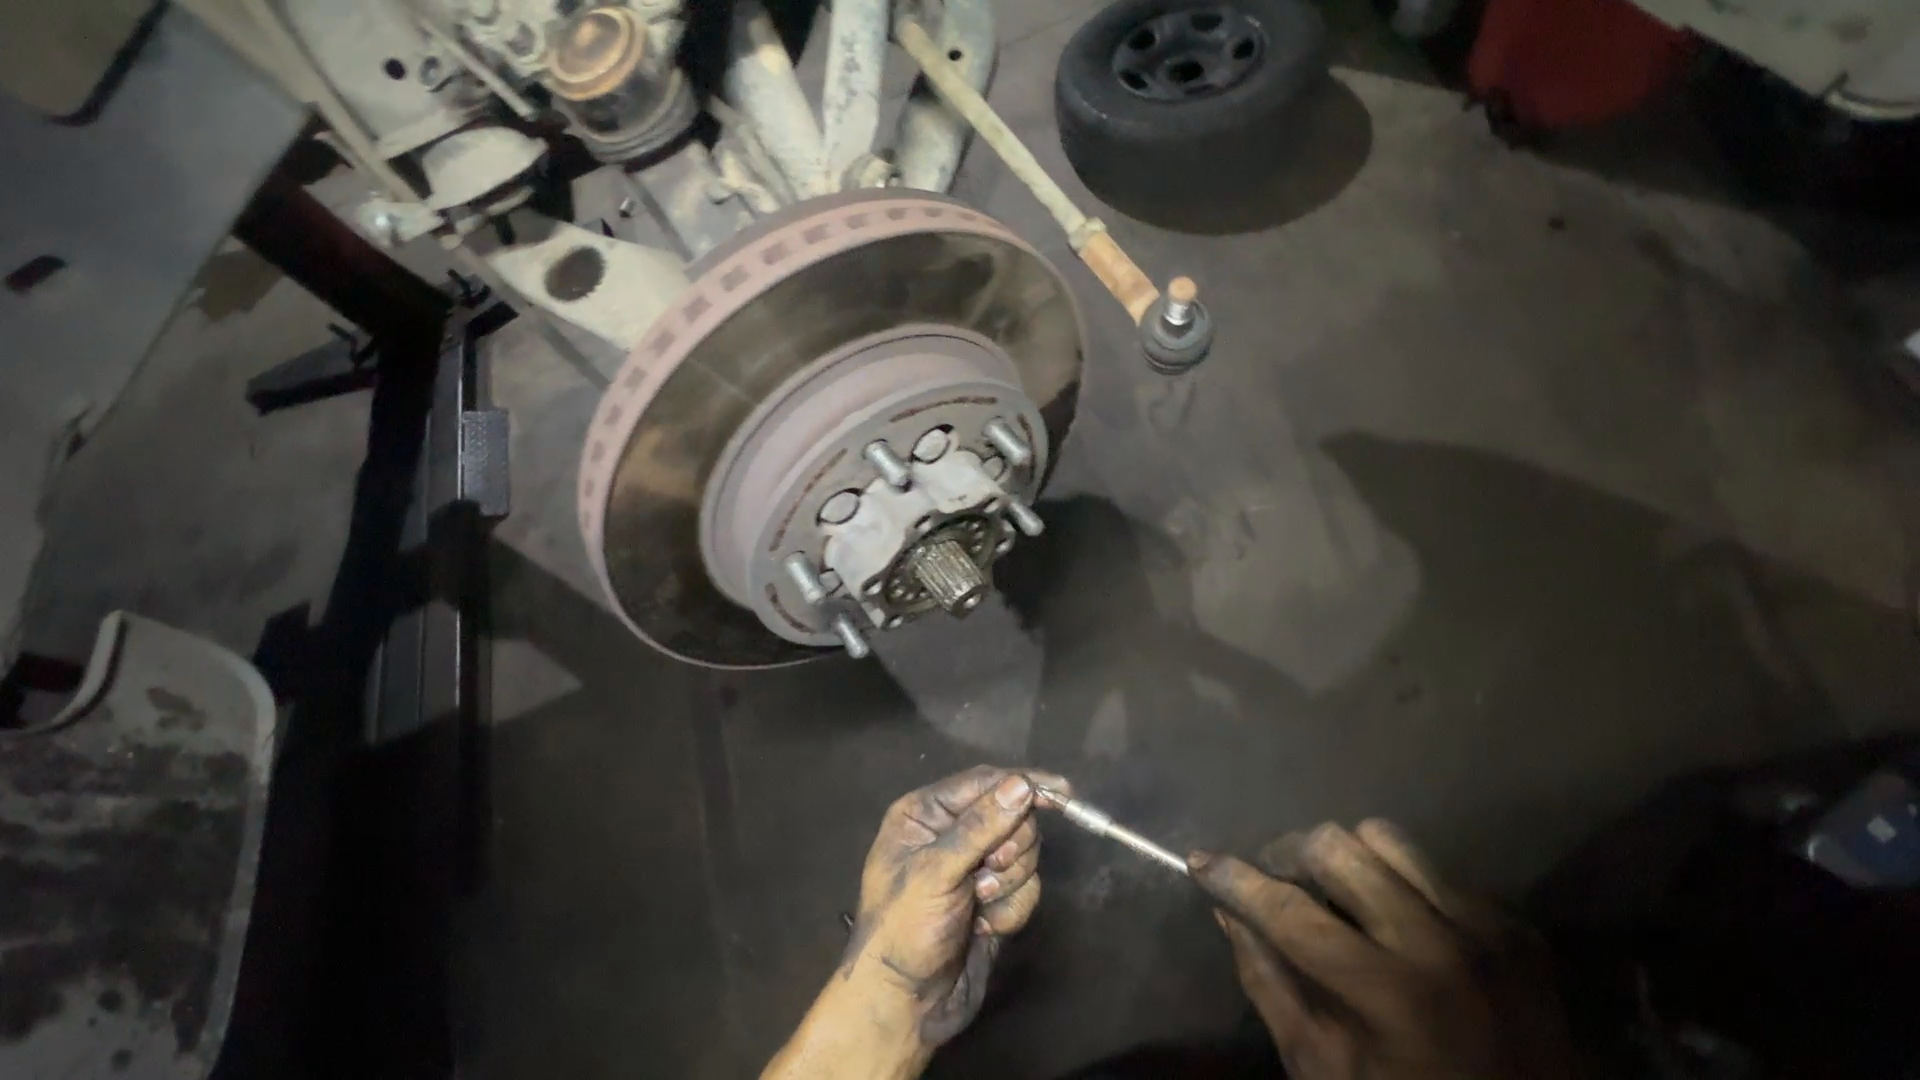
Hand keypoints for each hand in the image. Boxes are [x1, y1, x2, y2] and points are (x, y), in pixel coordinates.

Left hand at [763, 766, 1065, 1079]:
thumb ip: (981, 826)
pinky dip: (1011, 909)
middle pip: (1012, 815)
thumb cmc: (905, 928)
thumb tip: (1023, 784)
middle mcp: (951, 833)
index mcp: (926, 813)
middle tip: (988, 872)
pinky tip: (985, 928)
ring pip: (1024, 853)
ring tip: (978, 905)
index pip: (984, 782)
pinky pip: (1027, 888)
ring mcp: (975, 868)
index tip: (1063, 791)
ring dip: (1008, 883)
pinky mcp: (996, 900)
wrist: (906, 1005)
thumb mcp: (936, 871)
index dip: (1023, 784)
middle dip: (1009, 847)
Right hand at [1190, 821, 1577, 1079]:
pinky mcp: (1516, 928)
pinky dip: (1400, 883)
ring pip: (1387, 838)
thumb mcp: (1320, 1068)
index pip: (1288, 910)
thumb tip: (1228, 910)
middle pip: (1336, 846)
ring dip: (1346, 857)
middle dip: (1288, 856)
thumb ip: (1268, 982)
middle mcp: (1440, 946)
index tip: (1201, 861)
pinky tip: (1397, 922)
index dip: (1236, 880)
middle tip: (1278, 882)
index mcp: (1388, 995)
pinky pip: (1435, 869)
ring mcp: (1487, 931)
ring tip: (1336, 891)